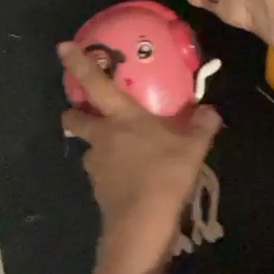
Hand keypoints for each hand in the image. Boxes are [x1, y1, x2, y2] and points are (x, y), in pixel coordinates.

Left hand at [59, 43, 220, 273]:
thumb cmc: (164, 175)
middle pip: (77, 119)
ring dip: (99, 145)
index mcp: (122, 117)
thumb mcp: (194, 147)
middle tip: (88, 111)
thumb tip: (210, 110)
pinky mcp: (99, 191)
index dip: (78, 64)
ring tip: (123, 149)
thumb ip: (202, 125)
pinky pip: (103, 172)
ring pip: (90, 148)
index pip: (96, 83)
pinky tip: (133, 176)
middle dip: (76, 113)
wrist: (141, 227)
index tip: (62, 47)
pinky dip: (113, 170)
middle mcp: (103, 137)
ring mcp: (98, 166)